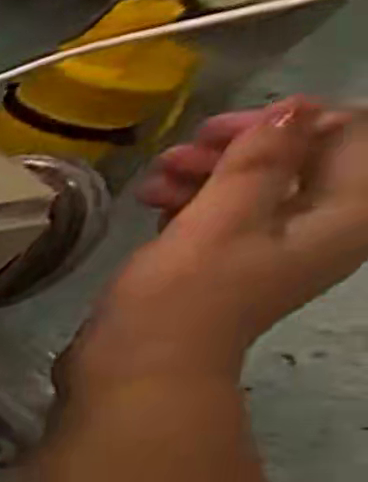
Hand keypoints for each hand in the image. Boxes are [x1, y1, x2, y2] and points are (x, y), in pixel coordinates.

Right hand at [72, 97, 367, 387]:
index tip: (221, 126)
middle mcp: (320, 229)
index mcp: (346, 214)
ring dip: (207, 174)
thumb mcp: (217, 222)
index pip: (350, 137)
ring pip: (253, 189)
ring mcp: (266, 252)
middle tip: (179, 150)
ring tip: (153, 178)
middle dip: (242, 148)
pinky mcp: (219, 269)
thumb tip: (289, 111)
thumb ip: (258, 162)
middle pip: (301, 162)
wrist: (135, 370)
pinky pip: (220, 219)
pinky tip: (151, 203)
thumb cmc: (179, 298)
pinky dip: (189, 203)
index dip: (291, 122)